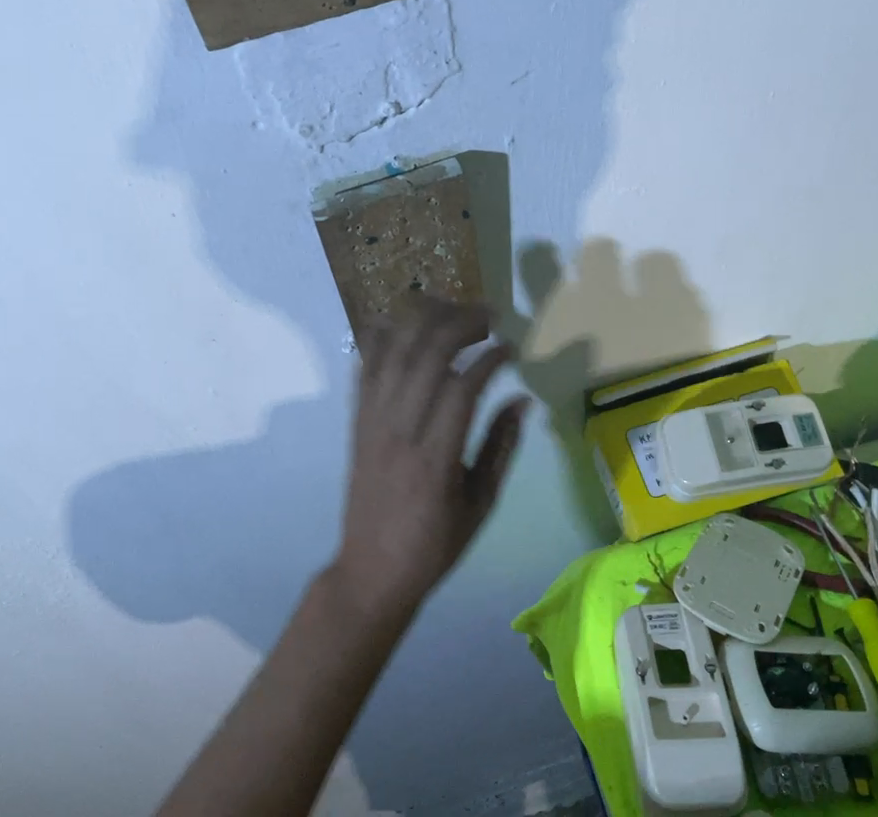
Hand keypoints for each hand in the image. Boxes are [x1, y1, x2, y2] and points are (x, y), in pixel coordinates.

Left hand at [330, 301, 529, 618]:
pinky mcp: (355, 423)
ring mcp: (371, 424)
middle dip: (460, 324)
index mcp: (435, 460)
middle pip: (426, 357)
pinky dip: (381, 338)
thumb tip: (522, 398)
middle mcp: (399, 433)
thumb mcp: (481, 505)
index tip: (512, 347)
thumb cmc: (435, 544)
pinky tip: (403, 322)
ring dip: (423, 321)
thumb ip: (501, 448)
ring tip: (453, 308)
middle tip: (488, 317)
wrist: (372, 570)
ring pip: (393, 354)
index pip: (462, 387)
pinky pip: (365, 369)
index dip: (489, 358)